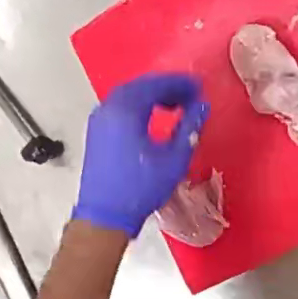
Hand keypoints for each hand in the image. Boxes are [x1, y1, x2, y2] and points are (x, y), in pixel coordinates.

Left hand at [71, 72, 210, 237]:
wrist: (105, 215)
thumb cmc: (141, 188)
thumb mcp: (173, 159)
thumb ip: (190, 128)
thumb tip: (201, 107)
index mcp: (127, 108)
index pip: (156, 84)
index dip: (180, 83)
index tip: (199, 86)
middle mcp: (109, 108)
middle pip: (141, 86)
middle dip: (166, 88)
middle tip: (189, 95)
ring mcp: (99, 120)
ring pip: (129, 97)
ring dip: (152, 97)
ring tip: (174, 106)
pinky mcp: (96, 133)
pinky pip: (120, 109)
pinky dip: (139, 108)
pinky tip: (152, 120)